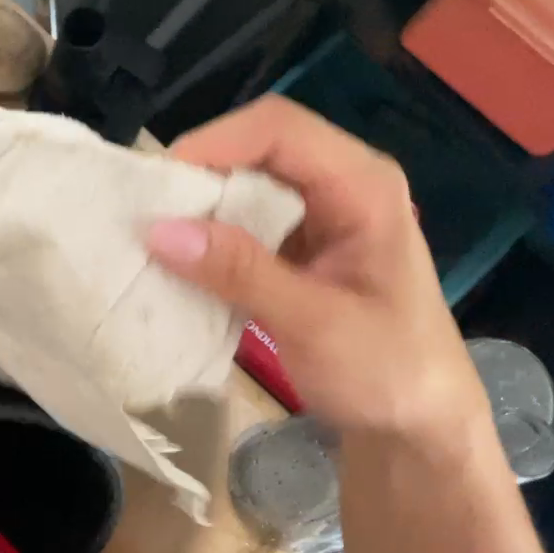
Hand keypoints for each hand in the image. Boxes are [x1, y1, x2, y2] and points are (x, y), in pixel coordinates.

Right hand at [146, 96, 490, 444]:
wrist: (415, 422)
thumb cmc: (383, 370)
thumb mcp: (311, 321)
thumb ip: (239, 272)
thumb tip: (159, 232)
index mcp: (362, 187)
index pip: (278, 130)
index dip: (212, 144)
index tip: (153, 188)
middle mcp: (340, 190)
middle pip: (258, 151)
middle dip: (197, 176)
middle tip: (139, 215)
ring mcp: (319, 223)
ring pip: (247, 191)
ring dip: (198, 211)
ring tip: (148, 239)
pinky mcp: (298, 256)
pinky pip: (245, 231)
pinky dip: (209, 243)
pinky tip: (178, 267)